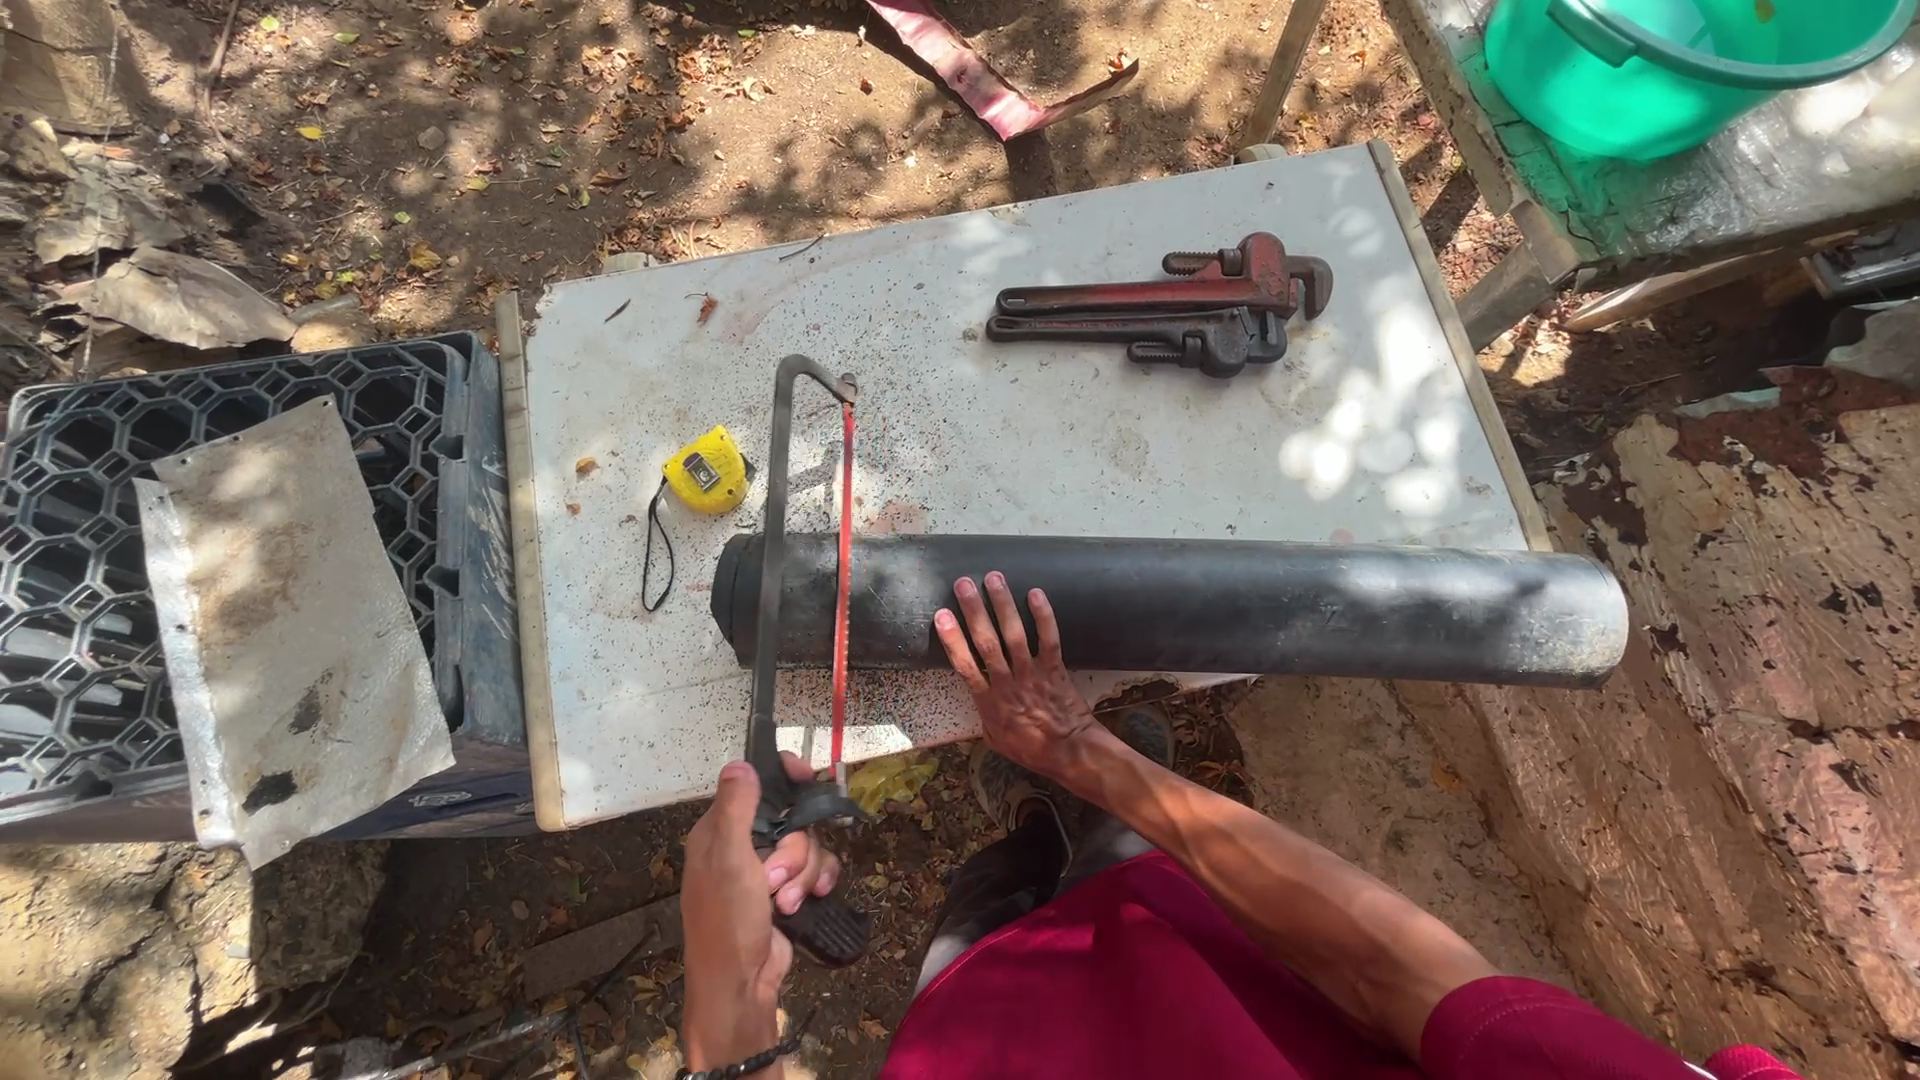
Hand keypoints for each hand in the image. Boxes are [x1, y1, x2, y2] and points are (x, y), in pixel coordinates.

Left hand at [681, 753, 840, 1071]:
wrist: (741, 985)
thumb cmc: (727, 920)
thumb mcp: (728, 860)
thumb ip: (736, 808)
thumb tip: (740, 763)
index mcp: (719, 831)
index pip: (753, 783)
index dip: (781, 775)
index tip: (806, 775)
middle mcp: (743, 844)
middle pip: (790, 817)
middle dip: (794, 847)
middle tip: (775, 875)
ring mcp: (767, 868)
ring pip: (807, 843)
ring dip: (803, 872)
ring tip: (786, 901)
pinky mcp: (788, 889)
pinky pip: (817, 866)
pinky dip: (817, 881)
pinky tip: (809, 900)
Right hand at [934, 572, 1110, 782]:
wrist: (1069, 751)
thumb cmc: (1029, 747)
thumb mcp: (994, 738)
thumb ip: (983, 712)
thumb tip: (975, 691)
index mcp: (988, 701)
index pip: (964, 665)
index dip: (952, 639)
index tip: (941, 615)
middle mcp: (1007, 683)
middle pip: (986, 642)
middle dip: (974, 610)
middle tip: (964, 583)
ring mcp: (1031, 674)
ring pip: (1014, 635)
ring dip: (1003, 605)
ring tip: (994, 578)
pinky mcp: (1054, 668)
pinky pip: (1048, 638)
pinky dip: (1043, 616)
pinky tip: (1035, 593)